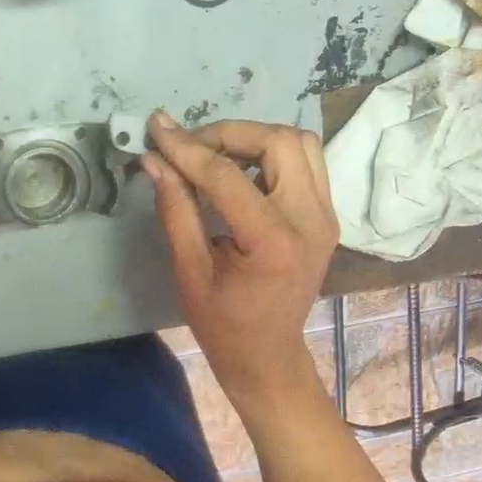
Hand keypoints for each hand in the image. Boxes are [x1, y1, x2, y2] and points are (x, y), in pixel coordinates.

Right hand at [142, 113, 339, 405]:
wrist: (268, 355)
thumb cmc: (223, 323)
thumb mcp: (189, 270)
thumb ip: (175, 209)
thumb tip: (154, 160)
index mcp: (274, 242)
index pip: (228, 175)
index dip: (187, 148)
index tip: (157, 127)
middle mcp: (311, 220)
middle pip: (278, 141)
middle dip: (228, 133)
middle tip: (190, 147)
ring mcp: (326, 215)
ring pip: (299, 143)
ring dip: (253, 138)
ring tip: (214, 155)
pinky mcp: (326, 213)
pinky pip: (305, 161)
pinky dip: (270, 153)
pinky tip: (240, 170)